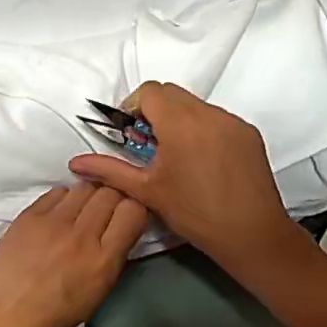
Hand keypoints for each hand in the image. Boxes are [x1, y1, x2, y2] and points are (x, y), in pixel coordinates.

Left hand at [0, 182, 149, 326]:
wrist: (6, 312)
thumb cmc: (55, 312)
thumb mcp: (99, 291)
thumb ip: (114, 256)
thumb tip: (122, 230)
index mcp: (103, 260)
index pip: (133, 211)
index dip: (133, 209)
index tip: (127, 215)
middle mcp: (81, 235)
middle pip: (110, 193)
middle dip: (113, 199)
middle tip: (105, 211)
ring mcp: (53, 221)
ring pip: (84, 187)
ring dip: (88, 196)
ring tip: (81, 211)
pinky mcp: (29, 214)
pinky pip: (56, 192)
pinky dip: (63, 199)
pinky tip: (58, 214)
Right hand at [67, 82, 308, 274]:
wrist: (252, 234)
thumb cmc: (194, 212)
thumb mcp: (146, 190)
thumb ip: (108, 169)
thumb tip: (75, 162)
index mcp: (181, 124)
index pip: (150, 91)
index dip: (134, 106)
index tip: (131, 133)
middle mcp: (209, 114)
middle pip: (172, 93)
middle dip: (154, 111)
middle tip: (149, 144)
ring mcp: (233, 122)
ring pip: (195, 104)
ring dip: (178, 119)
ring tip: (175, 155)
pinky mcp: (249, 133)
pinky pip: (216, 118)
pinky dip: (201, 129)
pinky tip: (200, 161)